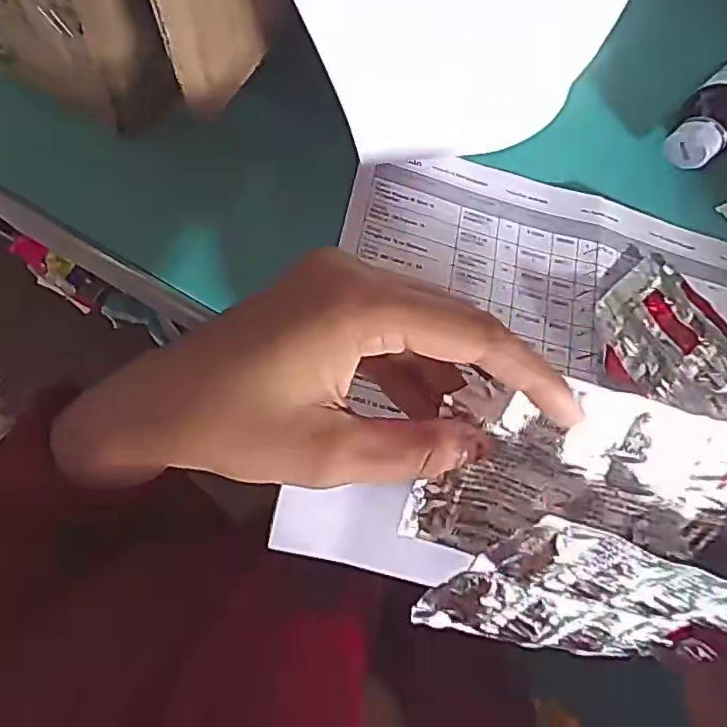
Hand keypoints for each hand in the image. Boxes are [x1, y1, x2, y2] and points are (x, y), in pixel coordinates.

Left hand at [50, 249, 583, 488]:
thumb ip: (413, 449)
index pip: (469, 331)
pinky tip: (434, 401)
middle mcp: (355, 272)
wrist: (156, 401)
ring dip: (457, 363)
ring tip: (490, 417)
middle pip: (453, 313)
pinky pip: (391, 319)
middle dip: (500, 365)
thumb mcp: (328, 454)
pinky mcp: (327, 289)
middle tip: (541, 416)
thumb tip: (481, 446)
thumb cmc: (233, 429)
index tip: (571, 413)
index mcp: (358, 304)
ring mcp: (339, 275)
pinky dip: (417, 359)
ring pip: (425, 314)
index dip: (528, 372)